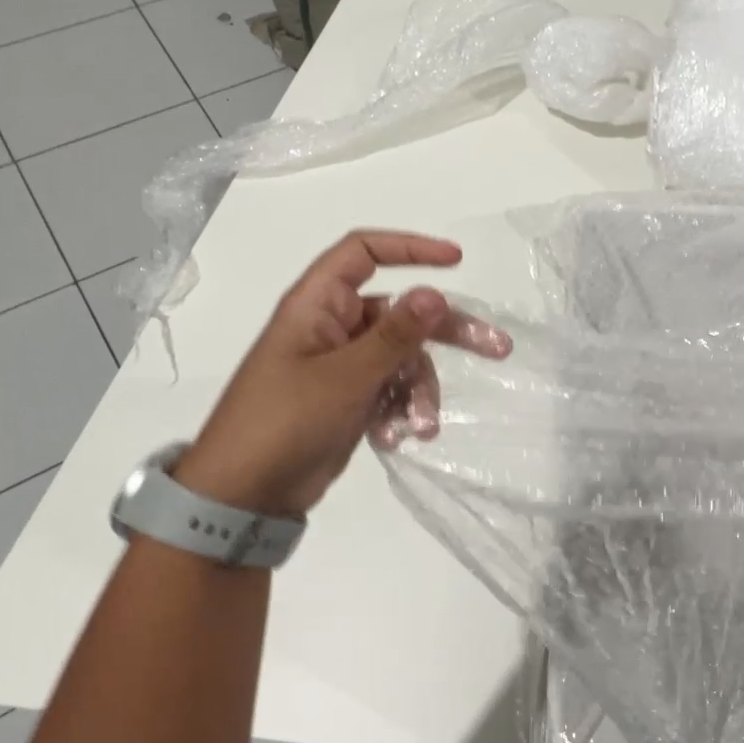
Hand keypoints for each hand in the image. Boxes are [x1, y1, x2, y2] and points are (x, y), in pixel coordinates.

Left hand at [174, 230, 510, 516]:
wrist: (246, 493)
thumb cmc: (285, 422)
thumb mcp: (347, 376)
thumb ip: (395, 335)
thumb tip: (436, 292)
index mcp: (317, 306)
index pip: (364, 253)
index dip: (410, 248)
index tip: (457, 260)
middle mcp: (332, 328)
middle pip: (402, 313)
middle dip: (447, 333)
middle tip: (496, 349)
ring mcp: (343, 365)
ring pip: (405, 358)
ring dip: (421, 389)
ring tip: (421, 424)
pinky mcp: (352, 399)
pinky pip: (394, 389)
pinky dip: (404, 410)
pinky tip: (400, 436)